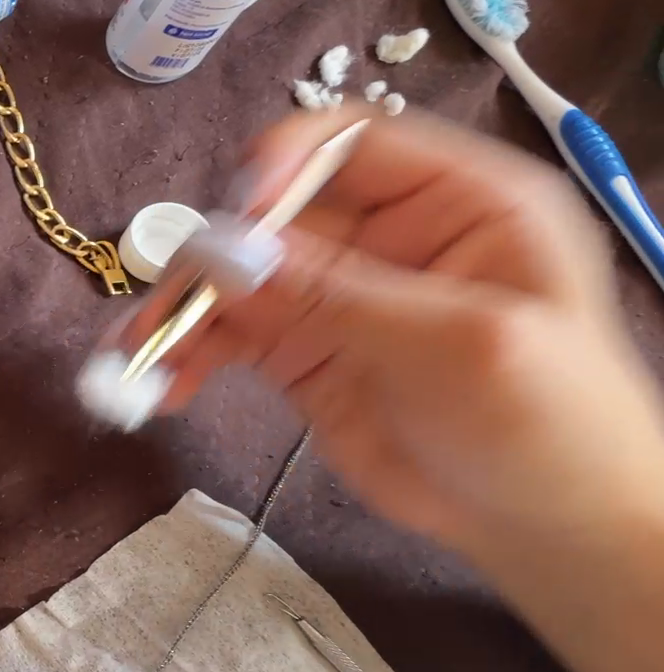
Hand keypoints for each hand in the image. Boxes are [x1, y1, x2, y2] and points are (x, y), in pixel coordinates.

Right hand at [106, 108, 663, 671]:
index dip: (266, 175)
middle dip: (192, 264)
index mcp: (444, 205)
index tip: (215, 233)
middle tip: (147, 318)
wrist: (544, 523)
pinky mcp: (290, 354)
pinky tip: (149, 389)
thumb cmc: (540, 422)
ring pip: (218, 285)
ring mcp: (323, 298)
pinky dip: (174, 360)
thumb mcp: (443, 342)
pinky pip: (212, 340)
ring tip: (128, 367)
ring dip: (167, 321)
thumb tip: (203, 247)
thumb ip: (320, 288)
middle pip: (253, 222)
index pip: (333, 148)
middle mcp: (372, 240)